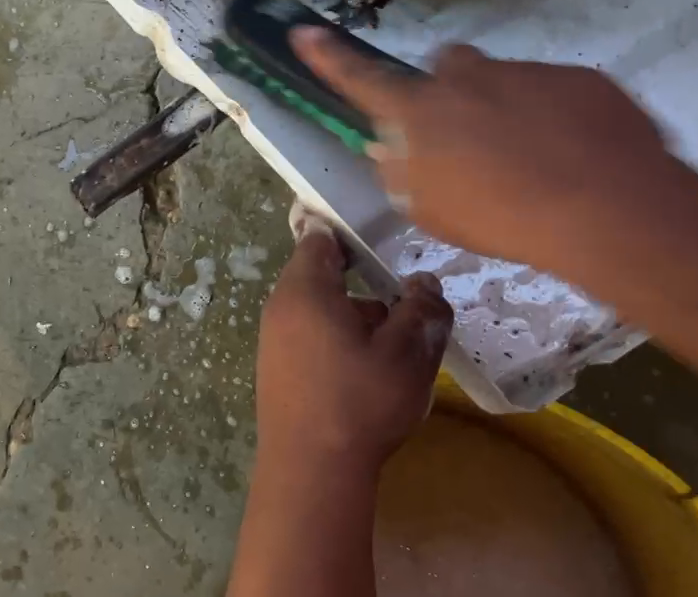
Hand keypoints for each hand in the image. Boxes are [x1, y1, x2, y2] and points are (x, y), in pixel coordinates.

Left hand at [256, 206, 452, 468]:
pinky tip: (368, 373)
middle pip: (322, 278)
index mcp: (304, 288)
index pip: (319, 241)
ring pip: (320, 310)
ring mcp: (273, 335)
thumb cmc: (360, 399)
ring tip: (395, 350)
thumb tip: (425, 282)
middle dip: (365, 289)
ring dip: (356, 321)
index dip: (348, 235)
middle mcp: (280, 304)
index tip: (379, 238)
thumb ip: (421, 311)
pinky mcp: (276, 363)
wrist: (311, 461)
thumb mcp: (408, 354)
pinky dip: (339, 342)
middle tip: (406, 308)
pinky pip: (310, 336)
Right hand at [290, 27, 691, 262]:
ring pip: (504, 80)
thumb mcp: (428, 208)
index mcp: (415, 111)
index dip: (326, 56)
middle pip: (446, 67)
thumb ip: (400, 170)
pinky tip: (579, 156)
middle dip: (452, 90)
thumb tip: (392, 149)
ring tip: (539, 158)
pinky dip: (560, 116)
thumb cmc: (502, 218)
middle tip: (470, 133)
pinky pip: (559, 92)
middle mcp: (462, 79)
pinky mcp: (584, 80)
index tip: (303, 32)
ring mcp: (526, 73)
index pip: (358, 78)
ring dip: (508, 107)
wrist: (617, 214)